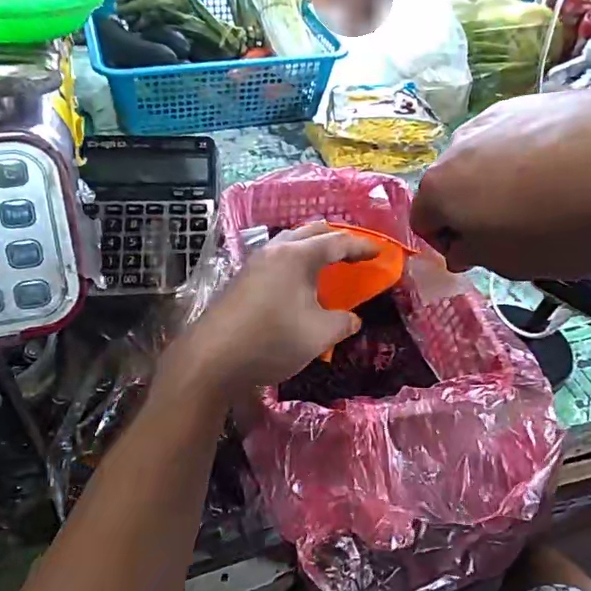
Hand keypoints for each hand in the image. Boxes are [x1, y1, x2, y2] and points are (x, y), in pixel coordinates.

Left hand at [162, 223, 381, 395]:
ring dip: (311, 250)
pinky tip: (297, 287)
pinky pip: (275, 261)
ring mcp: (253, 264)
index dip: (361, 247)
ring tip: (326, 268)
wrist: (212, 358)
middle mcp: (274, 251)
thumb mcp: (319, 335)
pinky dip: (294, 265)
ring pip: (289, 245)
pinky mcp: (241, 281)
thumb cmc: (271, 340)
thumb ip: (343, 323)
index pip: (338, 242)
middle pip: (310, 232)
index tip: (379, 254)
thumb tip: (352, 319)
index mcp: (297, 256)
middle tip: (353, 254)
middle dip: (335, 239)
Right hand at [410, 76, 590, 280]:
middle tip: (517, 234)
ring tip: (552, 202)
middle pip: (455, 185)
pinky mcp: (545, 97)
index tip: (483, 259)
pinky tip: (575, 173)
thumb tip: (461, 247)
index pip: (423, 222)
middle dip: (475, 212)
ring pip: (490, 159)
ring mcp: (504, 113)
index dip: (449, 246)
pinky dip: (538, 159)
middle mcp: (461, 142)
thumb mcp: (513, 264)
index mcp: (441, 186)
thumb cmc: (565, 224)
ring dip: (506, 183)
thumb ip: (475, 256)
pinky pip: (527, 138)